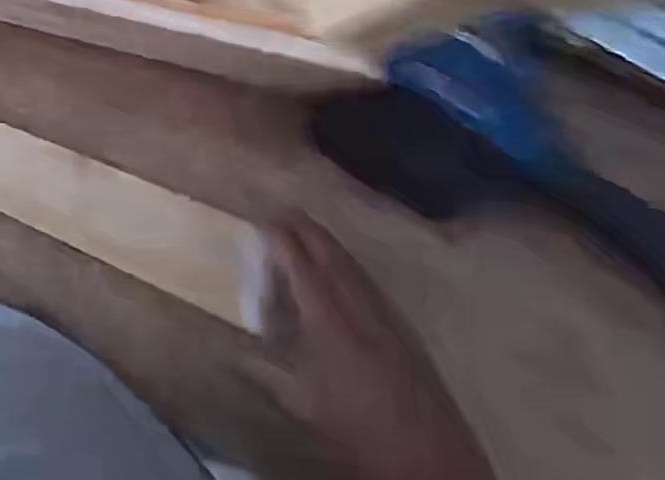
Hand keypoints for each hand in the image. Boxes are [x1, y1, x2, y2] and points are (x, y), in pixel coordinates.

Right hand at [243, 217, 494, 479]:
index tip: (262, 220)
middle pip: (332, 258)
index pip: (302, 269)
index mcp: (330, 327)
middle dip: (306, 229)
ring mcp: (388, 321)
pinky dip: (348, 264)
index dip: (282, 241)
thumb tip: (229, 356)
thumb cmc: (360, 435)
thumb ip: (265, 376)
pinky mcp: (406, 334)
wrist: (436, 467)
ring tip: (305, 227)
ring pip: (355, 268)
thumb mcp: (304, 409)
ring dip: (328, 243)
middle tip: (281, 210)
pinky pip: (370, 284)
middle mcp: (360, 314)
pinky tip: (342, 266)